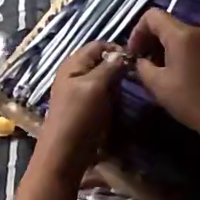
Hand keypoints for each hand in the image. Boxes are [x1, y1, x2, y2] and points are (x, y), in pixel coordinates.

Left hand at [36, 41, 129, 171]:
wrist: (65, 153)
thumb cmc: (78, 116)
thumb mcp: (95, 86)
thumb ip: (109, 67)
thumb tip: (122, 54)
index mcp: (73, 64)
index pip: (98, 45)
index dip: (116, 50)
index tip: (134, 62)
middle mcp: (75, 74)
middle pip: (102, 63)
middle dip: (117, 70)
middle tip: (131, 81)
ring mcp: (79, 92)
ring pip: (104, 81)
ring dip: (116, 87)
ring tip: (124, 97)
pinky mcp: (85, 108)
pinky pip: (102, 97)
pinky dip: (111, 100)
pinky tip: (117, 108)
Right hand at [128, 9, 199, 139]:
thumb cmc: (191, 99)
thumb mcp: (158, 85)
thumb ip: (142, 67)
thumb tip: (139, 61)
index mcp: (181, 35)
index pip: (152, 15)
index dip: (137, 31)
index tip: (133, 53)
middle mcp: (195, 31)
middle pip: (164, 24)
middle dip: (148, 40)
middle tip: (139, 64)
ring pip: (175, 35)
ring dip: (159, 49)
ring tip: (152, 73)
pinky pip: (186, 45)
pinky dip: (173, 54)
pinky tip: (169, 76)